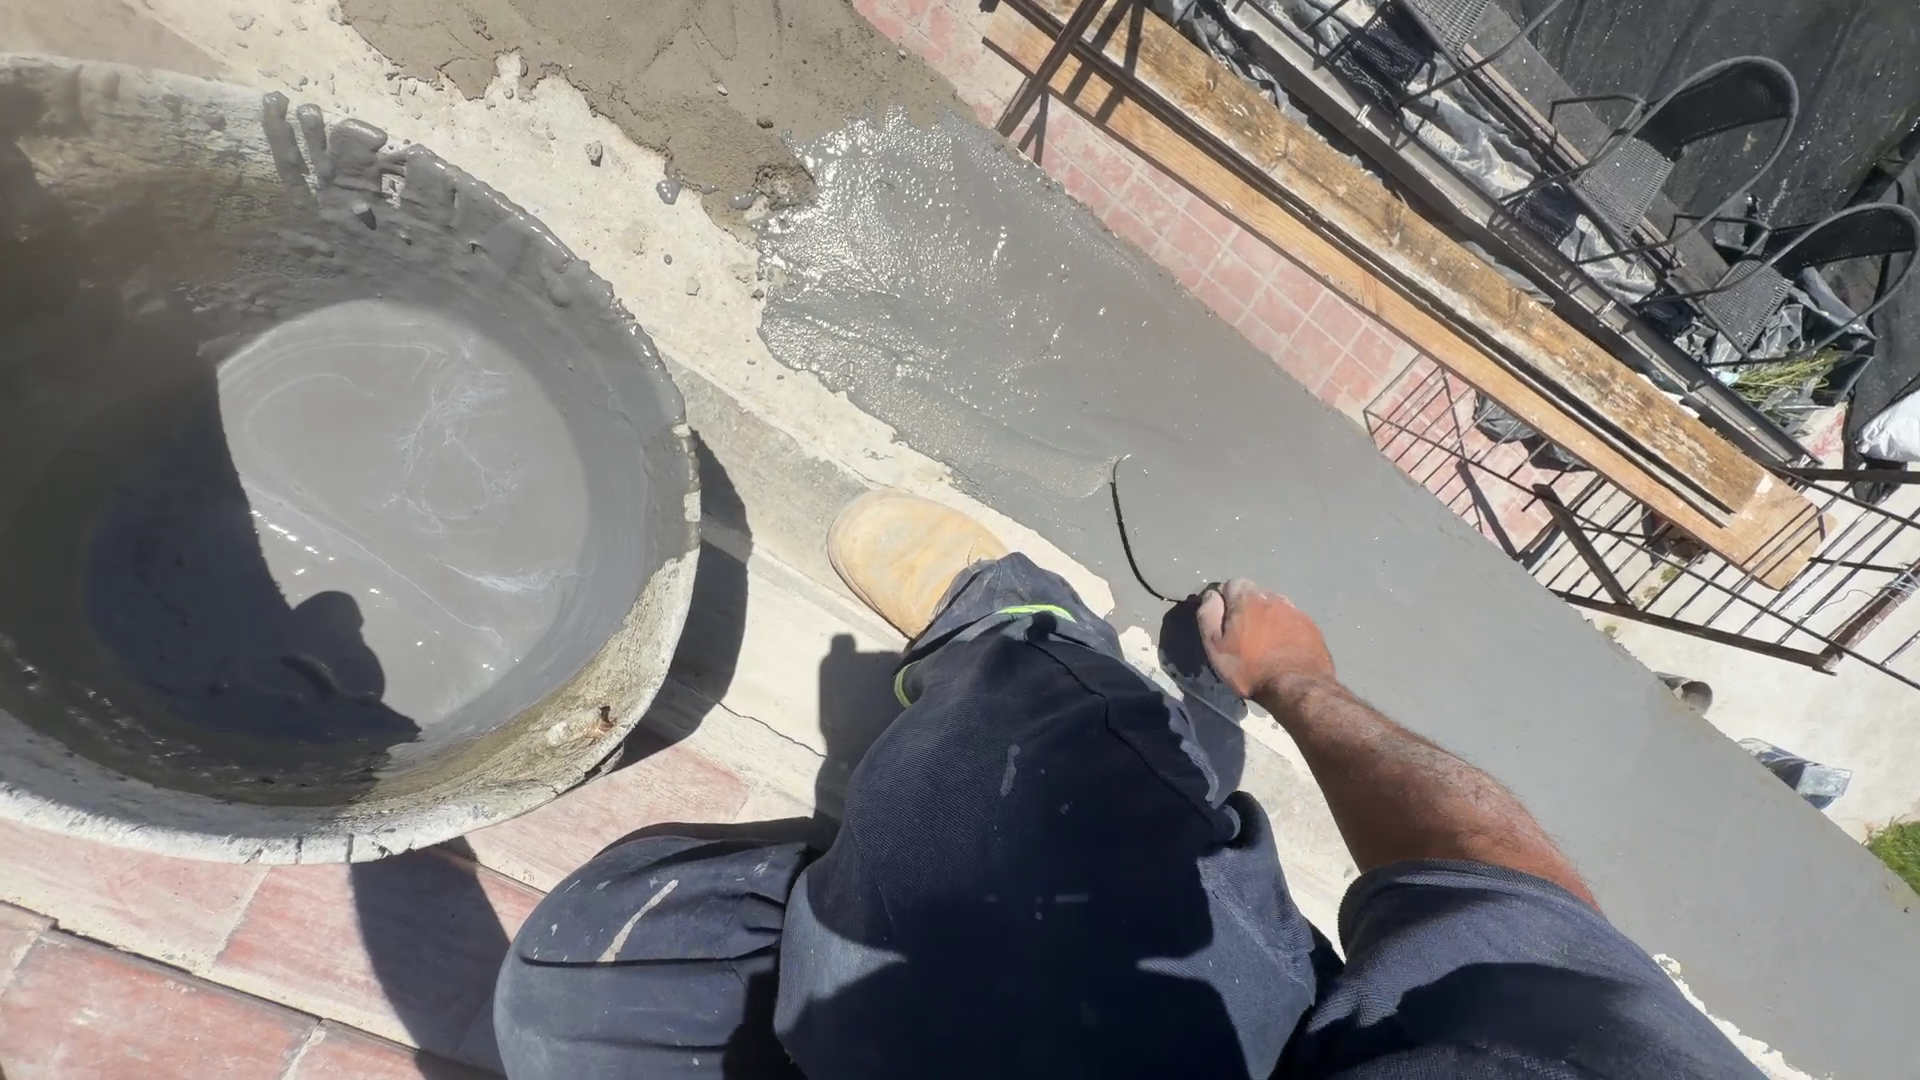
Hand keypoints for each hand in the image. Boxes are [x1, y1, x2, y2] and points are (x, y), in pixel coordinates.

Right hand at [1196, 578, 1335, 704]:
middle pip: (1254, 594)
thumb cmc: (1249, 668)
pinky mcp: (1311, 626)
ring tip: (1263, 642)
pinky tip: (1282, 648)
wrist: (1297, 688)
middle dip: (1245, 608)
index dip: (1223, 601)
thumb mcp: (1214, 645)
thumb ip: (1208, 614)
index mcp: (1247, 598)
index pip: (1231, 584)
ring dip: (1266, 618)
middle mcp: (1273, 597)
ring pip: (1274, 607)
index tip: (1222, 622)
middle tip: (1242, 635)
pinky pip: (1291, 620)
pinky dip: (1284, 629)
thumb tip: (1211, 595)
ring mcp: (1296, 611)